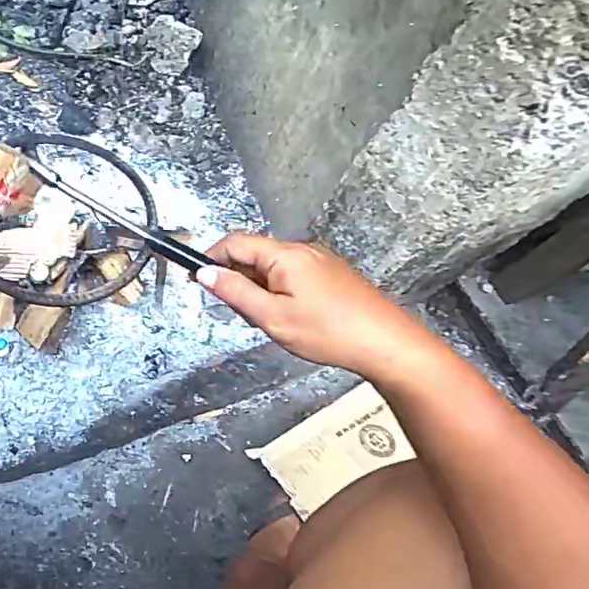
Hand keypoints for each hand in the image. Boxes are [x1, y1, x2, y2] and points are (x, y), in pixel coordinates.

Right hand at [194, 233, 442, 377]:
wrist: (390, 346)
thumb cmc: (331, 333)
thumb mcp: (273, 318)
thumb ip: (235, 293)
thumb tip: (204, 272)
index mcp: (286, 256)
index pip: (234, 242)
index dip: (210, 258)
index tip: (198, 281)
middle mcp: (302, 251)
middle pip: (252, 253)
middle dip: (236, 279)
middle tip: (241, 312)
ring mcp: (319, 262)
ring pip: (270, 267)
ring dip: (257, 288)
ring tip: (269, 320)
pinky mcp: (331, 275)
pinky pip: (290, 275)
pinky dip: (277, 291)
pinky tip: (289, 317)